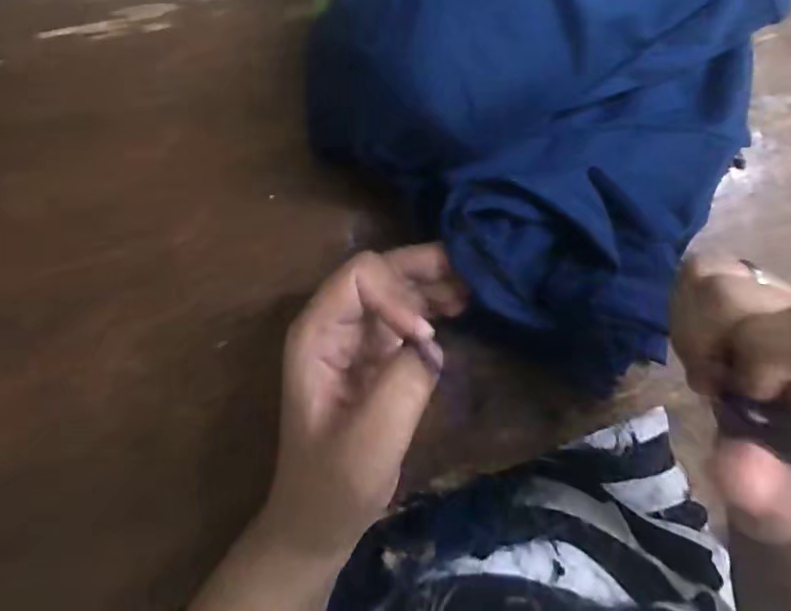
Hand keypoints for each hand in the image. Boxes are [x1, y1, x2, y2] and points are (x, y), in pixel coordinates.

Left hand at [260, 244, 469, 557]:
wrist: (319, 524)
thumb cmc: (334, 484)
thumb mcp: (371, 439)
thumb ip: (403, 382)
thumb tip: (432, 345)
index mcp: (317, 333)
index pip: (359, 278)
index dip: (396, 292)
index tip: (425, 334)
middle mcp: (336, 323)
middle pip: (380, 271)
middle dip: (423, 267)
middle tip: (470, 270)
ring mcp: (357, 336)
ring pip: (397, 286)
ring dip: (433, 281)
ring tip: (473, 286)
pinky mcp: (378, 353)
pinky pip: (407, 313)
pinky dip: (434, 304)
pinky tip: (462, 305)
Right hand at [671, 255, 790, 545]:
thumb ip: (770, 494)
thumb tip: (734, 468)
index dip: (761, 354)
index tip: (742, 396)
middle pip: (741, 289)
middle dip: (709, 339)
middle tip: (714, 389)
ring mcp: (784, 298)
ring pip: (712, 272)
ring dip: (694, 325)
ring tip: (710, 372)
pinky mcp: (751, 288)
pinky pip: (699, 273)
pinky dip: (687, 312)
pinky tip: (703, 352)